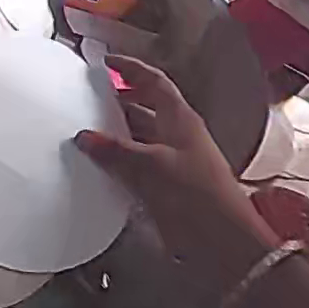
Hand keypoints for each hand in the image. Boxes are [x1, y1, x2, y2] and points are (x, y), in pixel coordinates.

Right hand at [75, 56, 278, 295]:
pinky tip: (96, 162)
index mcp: (180, 120)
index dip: (131, 68)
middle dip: (116, 101)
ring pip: (138, 135)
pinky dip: (116, 158)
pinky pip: (134, 162)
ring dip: (114, 131)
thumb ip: (115, 150)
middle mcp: (177, 135)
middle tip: (87, 96)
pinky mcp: (166, 184)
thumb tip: (83, 137)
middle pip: (144, 108)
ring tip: (84, 127)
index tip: (106, 61)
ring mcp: (172, 160)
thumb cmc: (197, 197)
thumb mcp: (152, 167)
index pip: (154, 82)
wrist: (225, 246)